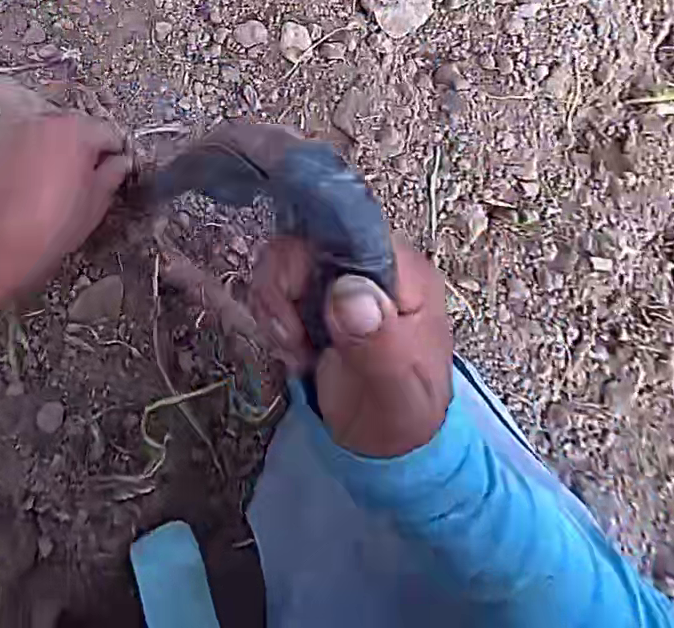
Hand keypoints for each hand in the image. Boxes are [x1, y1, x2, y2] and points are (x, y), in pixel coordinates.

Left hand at [0, 112, 131, 288]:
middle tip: (87, 180)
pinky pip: (25, 147)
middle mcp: (46, 123)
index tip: (114, 170)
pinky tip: (35, 186)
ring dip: (57, 152)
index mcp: (77, 131)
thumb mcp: (98, 200)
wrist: (7, 245)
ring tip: (58, 184)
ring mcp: (18, 134)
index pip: (108, 133)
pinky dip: (33, 158)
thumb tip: (119, 163)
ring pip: (49, 136)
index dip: (115, 154)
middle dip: (84, 149)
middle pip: (76, 128)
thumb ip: (113, 173)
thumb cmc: (56, 224)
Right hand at [252, 234, 453, 457]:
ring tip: (292, 346)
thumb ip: (378, 343)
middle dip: (283, 286)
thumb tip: (350, 292)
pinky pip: (273, 279)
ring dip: (273, 303)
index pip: (349, 228)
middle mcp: (369, 263)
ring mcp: (339, 274)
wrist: (382, 445)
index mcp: (404, 273)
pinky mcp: (313, 289)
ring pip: (281, 256)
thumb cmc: (400, 416)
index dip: (313, 253)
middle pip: (305, 238)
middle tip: (291, 335)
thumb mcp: (396, 391)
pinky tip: (288, 344)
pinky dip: (269, 312)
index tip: (300, 299)